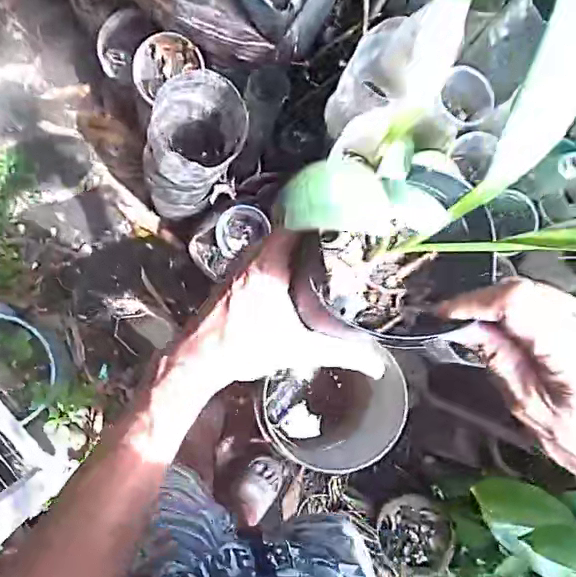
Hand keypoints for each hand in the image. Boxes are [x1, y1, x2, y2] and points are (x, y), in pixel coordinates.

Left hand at [166, 231, 385, 397]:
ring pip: (272, 245)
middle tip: (340, 235)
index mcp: (268, 266)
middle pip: (287, 231)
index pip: (296, 223)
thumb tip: (375, 362)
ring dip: (294, 247)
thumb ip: (340, 352)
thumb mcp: (299, 349)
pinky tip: (293, 275)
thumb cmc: (240, 348)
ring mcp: (239, 268)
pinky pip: (260, 258)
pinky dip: (278, 260)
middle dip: (313, 232)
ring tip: (322, 251)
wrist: (200, 358)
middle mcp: (251, 260)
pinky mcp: (233, 280)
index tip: (343, 214)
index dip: (320, 215)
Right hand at [438, 279, 575, 509]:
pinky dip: (529, 311)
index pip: (517, 301)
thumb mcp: (527, 405)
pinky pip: (558, 302)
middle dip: (485, 302)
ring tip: (482, 328)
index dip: (474, 301)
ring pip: (541, 292)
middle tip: (456, 322)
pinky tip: (516, 332)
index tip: (443, 314)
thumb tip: (465, 327)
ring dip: (506, 305)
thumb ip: (498, 359)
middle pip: (528, 291)